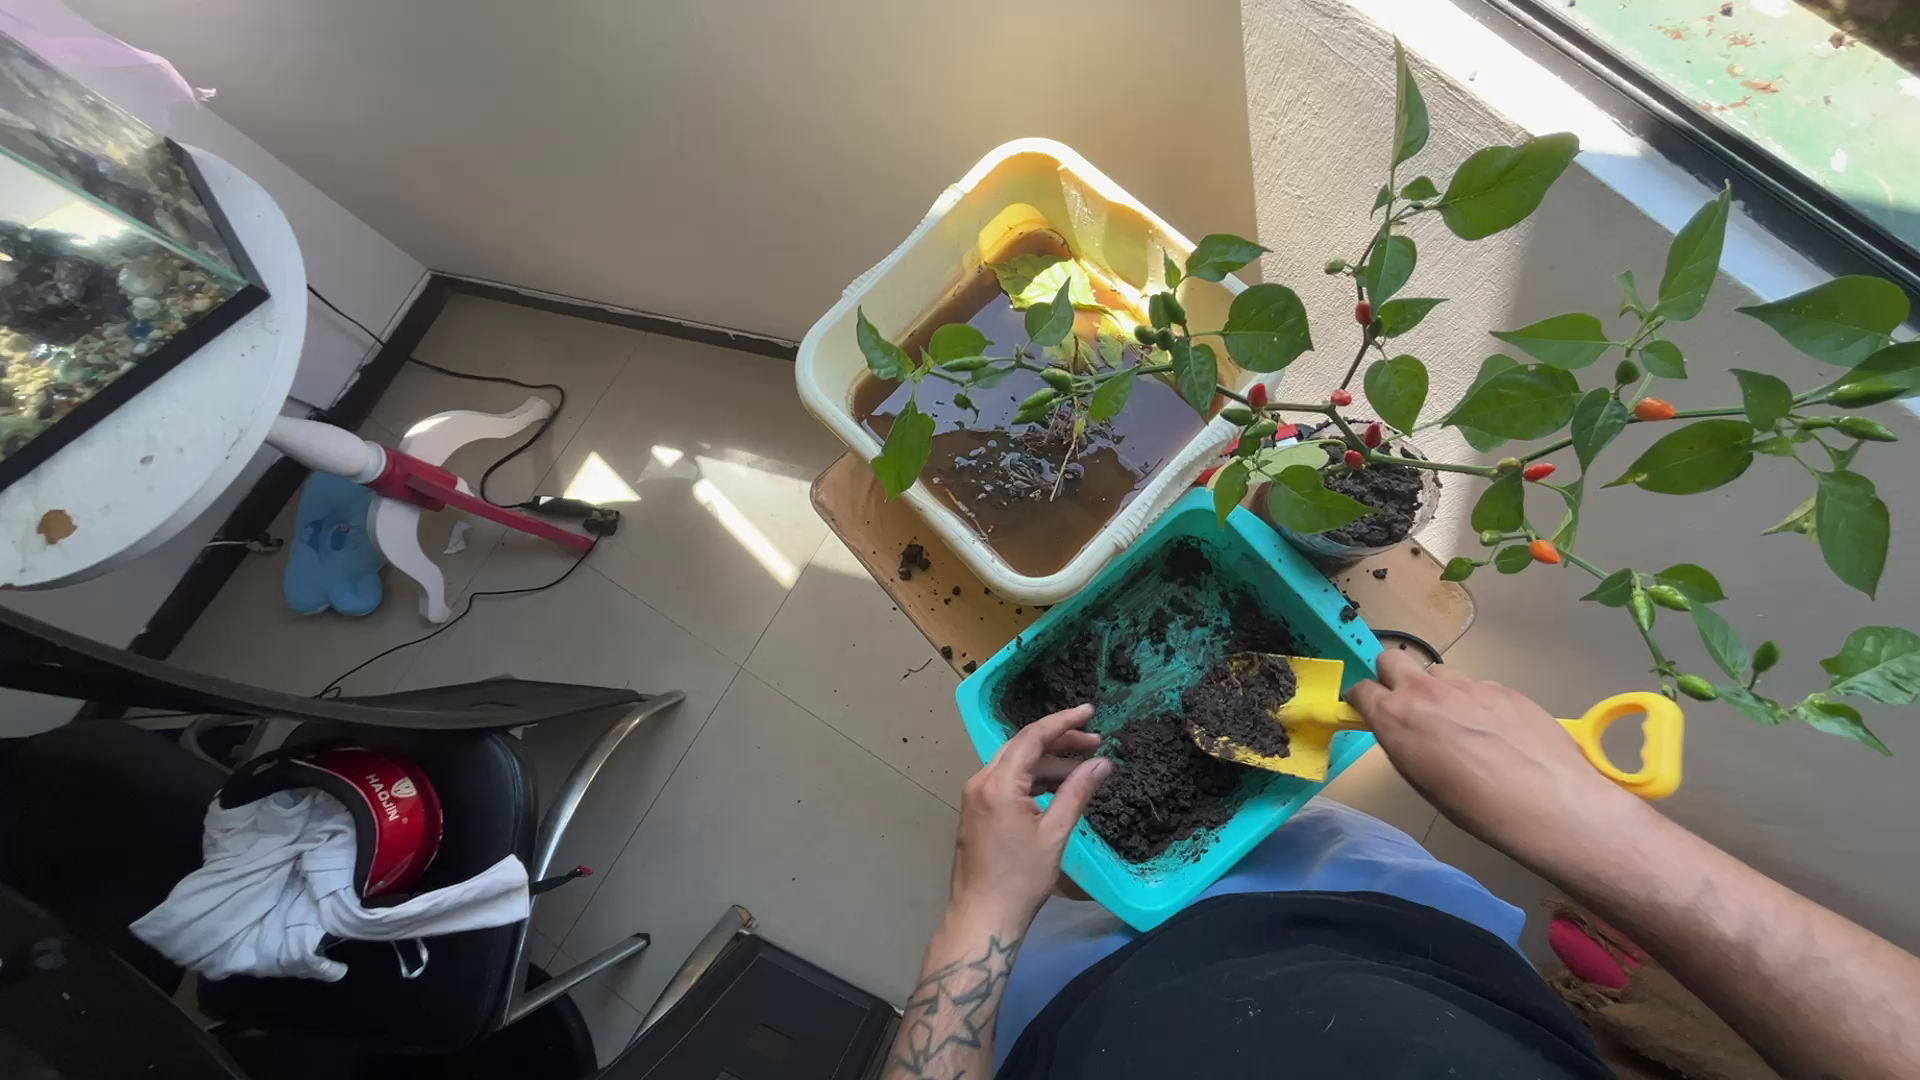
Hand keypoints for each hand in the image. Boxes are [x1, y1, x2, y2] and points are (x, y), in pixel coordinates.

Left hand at [948, 704, 1111, 929]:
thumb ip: (1077, 792)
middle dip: (1059, 740)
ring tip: (1084, 767)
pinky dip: (1034, 779)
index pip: (1032, 737)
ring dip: (1048, 762)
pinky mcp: (977, 808)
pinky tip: (1059, 786)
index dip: (1063, 722)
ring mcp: (975, 794)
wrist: (982, 917)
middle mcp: (981, 781)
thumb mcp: (1055, 834)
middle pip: (1023, 746)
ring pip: (1015, 763)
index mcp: (998, 784)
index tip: (1090, 711)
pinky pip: (1007, 780)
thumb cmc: (1021, 880)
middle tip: (1095, 741)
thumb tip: (1102, 763)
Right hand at [1347, 650, 1644, 864]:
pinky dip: (1478, 703)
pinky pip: (1478, 687)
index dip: (1363, 700)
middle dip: (1393, 676)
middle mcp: (1425, 690)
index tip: (1370, 712)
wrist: (1553, 804)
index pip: (1360, 689)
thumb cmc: (1476, 806)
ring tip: (1462, 722)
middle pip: (1392, 658)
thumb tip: (1401, 729)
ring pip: (1438, 672)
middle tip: (1411, 705)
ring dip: (1439, 690)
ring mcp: (1467, 685)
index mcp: (1395, 715)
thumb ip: (1401, 740)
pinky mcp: (1504, 688)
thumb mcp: (1419, 778)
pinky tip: (1499, 732)